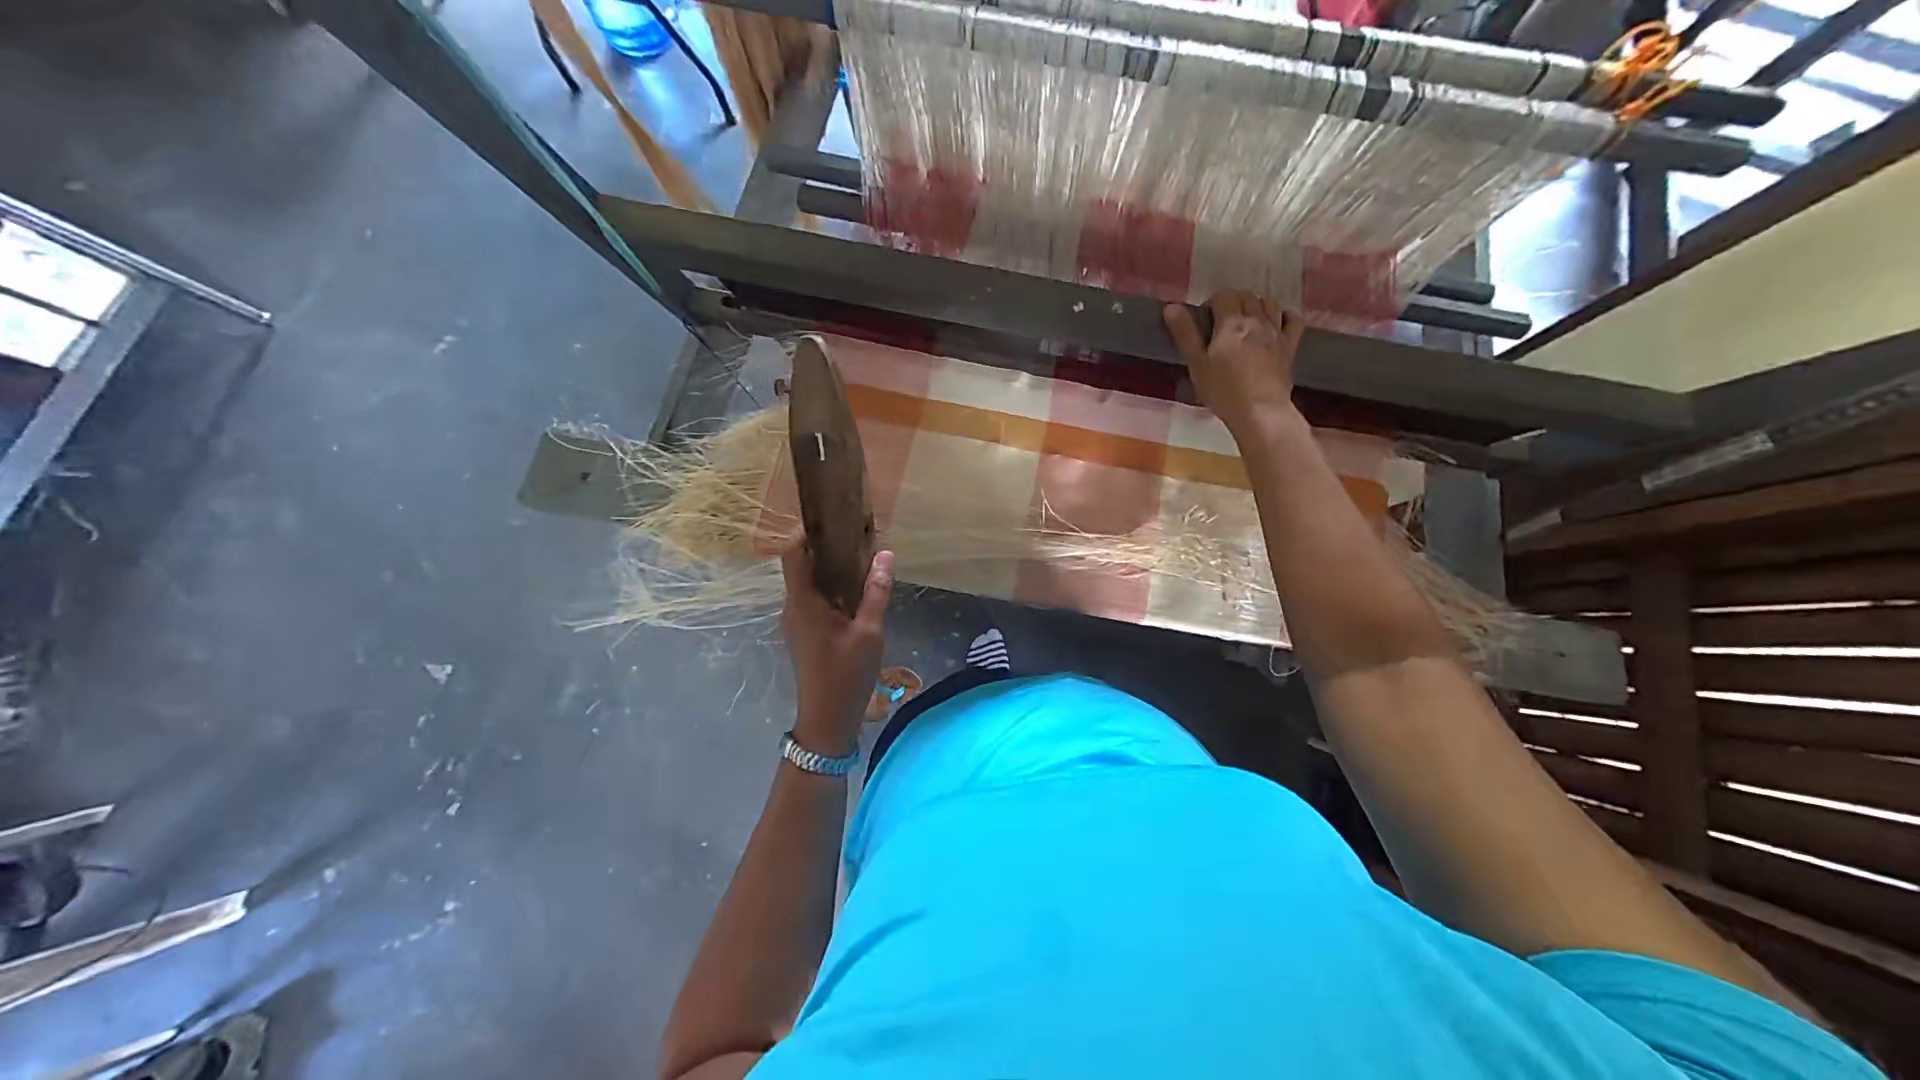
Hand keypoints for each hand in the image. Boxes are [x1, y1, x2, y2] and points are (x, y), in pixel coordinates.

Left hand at [781, 546, 893, 758]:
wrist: (827, 720)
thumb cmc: (846, 674)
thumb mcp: (870, 632)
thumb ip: (877, 592)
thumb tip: (885, 554)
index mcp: (802, 602)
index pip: (793, 554)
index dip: (806, 532)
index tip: (832, 519)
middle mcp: (792, 607)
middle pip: (802, 566)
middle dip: (826, 549)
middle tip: (857, 535)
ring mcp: (796, 621)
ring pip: (809, 584)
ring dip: (831, 571)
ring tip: (861, 559)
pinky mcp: (804, 633)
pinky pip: (814, 600)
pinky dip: (832, 589)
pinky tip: (856, 592)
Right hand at [1163, 290, 1304, 435]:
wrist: (1260, 411)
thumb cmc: (1223, 391)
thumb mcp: (1196, 365)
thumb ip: (1185, 334)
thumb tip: (1172, 307)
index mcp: (1231, 324)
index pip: (1223, 296)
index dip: (1211, 303)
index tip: (1204, 320)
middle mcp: (1256, 321)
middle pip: (1247, 296)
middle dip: (1233, 302)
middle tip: (1221, 323)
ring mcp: (1276, 332)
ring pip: (1269, 303)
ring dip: (1256, 305)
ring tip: (1245, 322)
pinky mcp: (1290, 346)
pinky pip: (1293, 319)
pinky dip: (1283, 315)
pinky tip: (1275, 323)